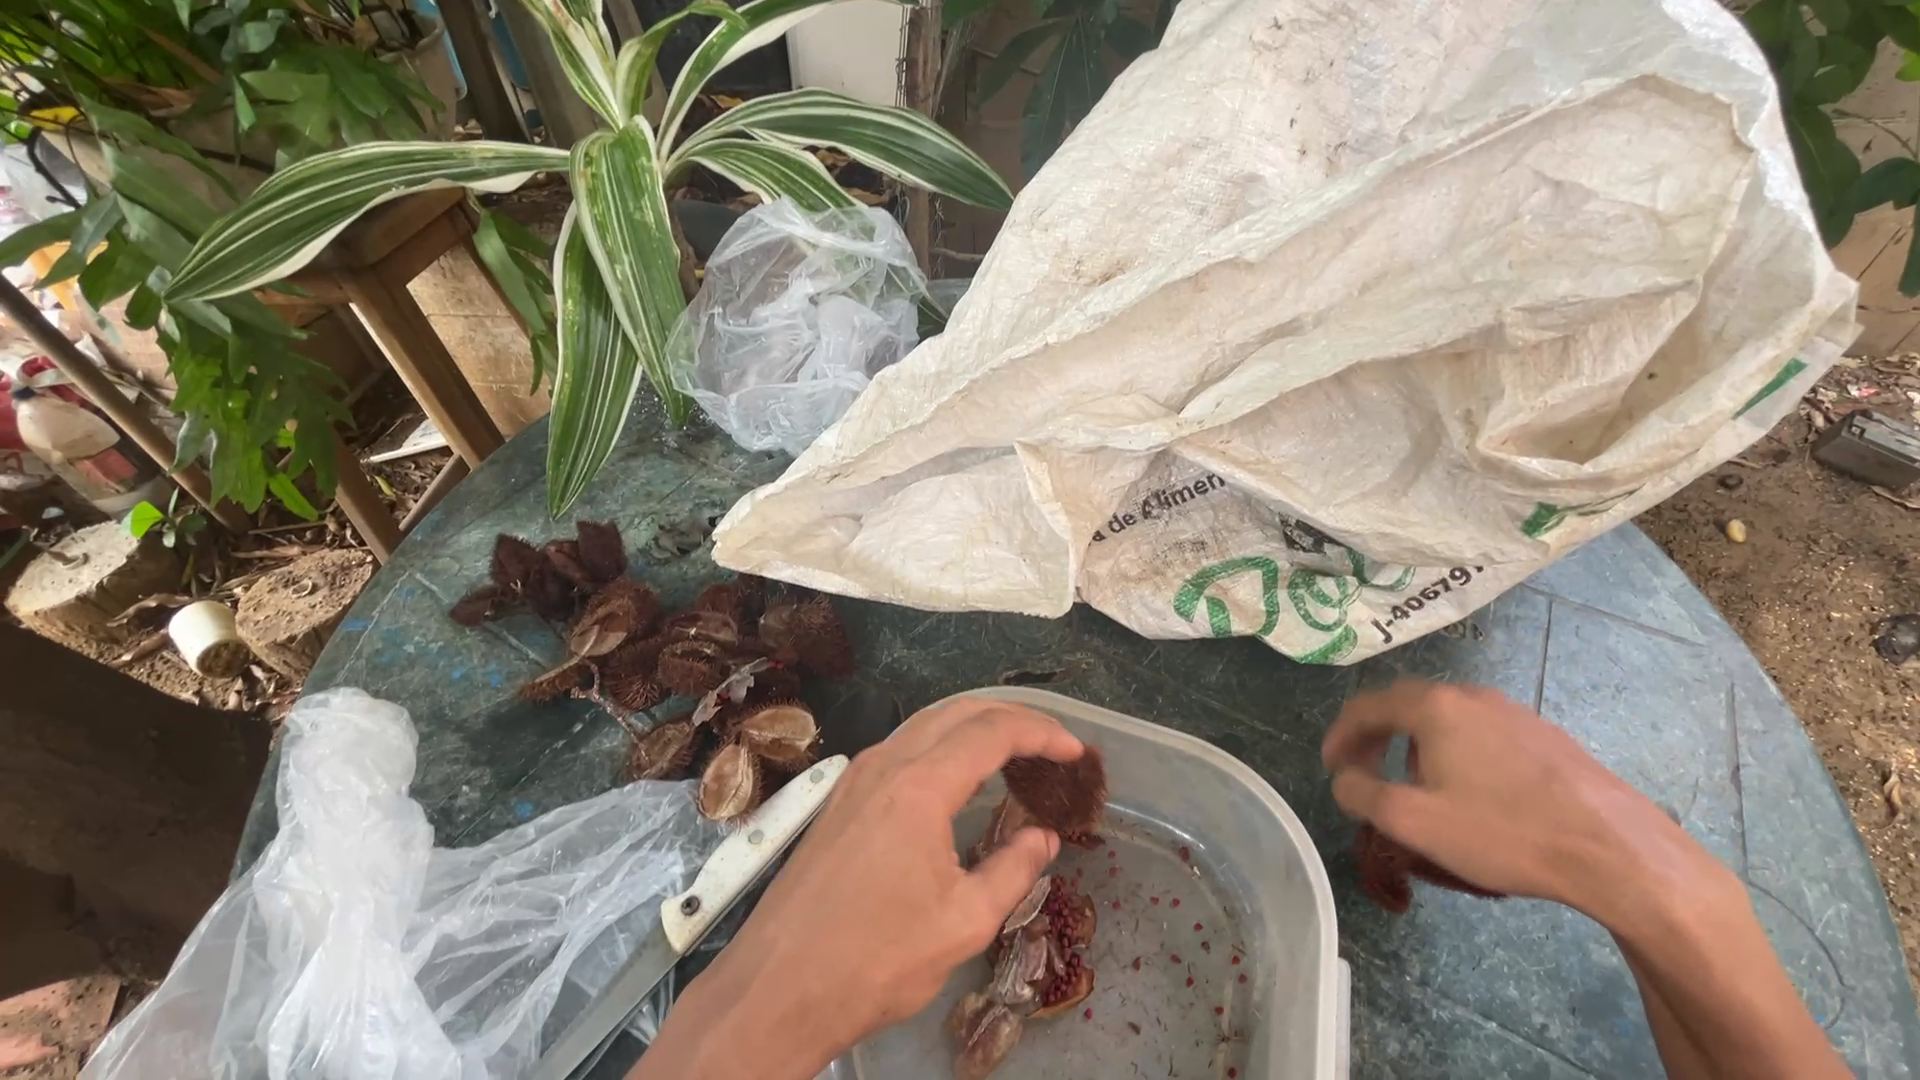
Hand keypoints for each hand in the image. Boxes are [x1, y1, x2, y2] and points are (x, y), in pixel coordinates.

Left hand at [635, 698, 1082, 1079]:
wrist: (776, 987)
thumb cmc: (875, 960)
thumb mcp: (964, 922)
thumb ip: (1014, 869)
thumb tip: (1044, 837)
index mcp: (919, 786)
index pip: (992, 732)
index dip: (1042, 733)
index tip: (1075, 751)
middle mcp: (885, 763)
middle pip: (959, 711)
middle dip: (1013, 717)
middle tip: (1053, 744)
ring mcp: (856, 776)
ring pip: (927, 723)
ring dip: (975, 727)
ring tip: (1015, 754)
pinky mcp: (840, 796)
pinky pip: (902, 746)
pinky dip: (943, 745)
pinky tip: (960, 777)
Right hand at [1321, 680, 1721, 921]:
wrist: (1617, 853)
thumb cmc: (1503, 832)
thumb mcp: (1412, 821)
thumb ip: (1360, 793)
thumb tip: (1344, 778)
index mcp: (1433, 706)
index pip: (1364, 706)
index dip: (1338, 736)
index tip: (1330, 768)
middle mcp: (1470, 696)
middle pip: (1403, 705)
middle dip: (1374, 737)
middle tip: (1361, 772)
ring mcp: (1513, 712)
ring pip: (1444, 718)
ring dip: (1414, 744)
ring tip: (1413, 785)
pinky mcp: (1546, 736)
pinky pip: (1479, 732)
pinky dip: (1453, 751)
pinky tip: (1468, 791)